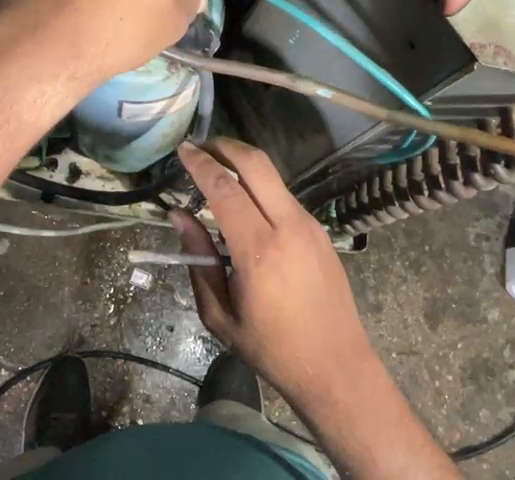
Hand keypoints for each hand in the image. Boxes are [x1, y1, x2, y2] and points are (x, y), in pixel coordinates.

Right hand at [171, 139, 379, 405]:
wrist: (336, 368)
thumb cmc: (271, 349)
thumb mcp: (220, 314)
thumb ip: (198, 259)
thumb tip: (178, 215)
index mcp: (259, 250)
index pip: (224, 189)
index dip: (200, 164)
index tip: (182, 149)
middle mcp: (288, 226)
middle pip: (256, 163)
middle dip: (225, 146)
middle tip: (200, 145)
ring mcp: (309, 225)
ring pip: (272, 175)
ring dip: (243, 163)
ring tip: (216, 170)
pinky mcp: (321, 230)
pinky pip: (284, 195)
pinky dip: (260, 185)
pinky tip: (244, 201)